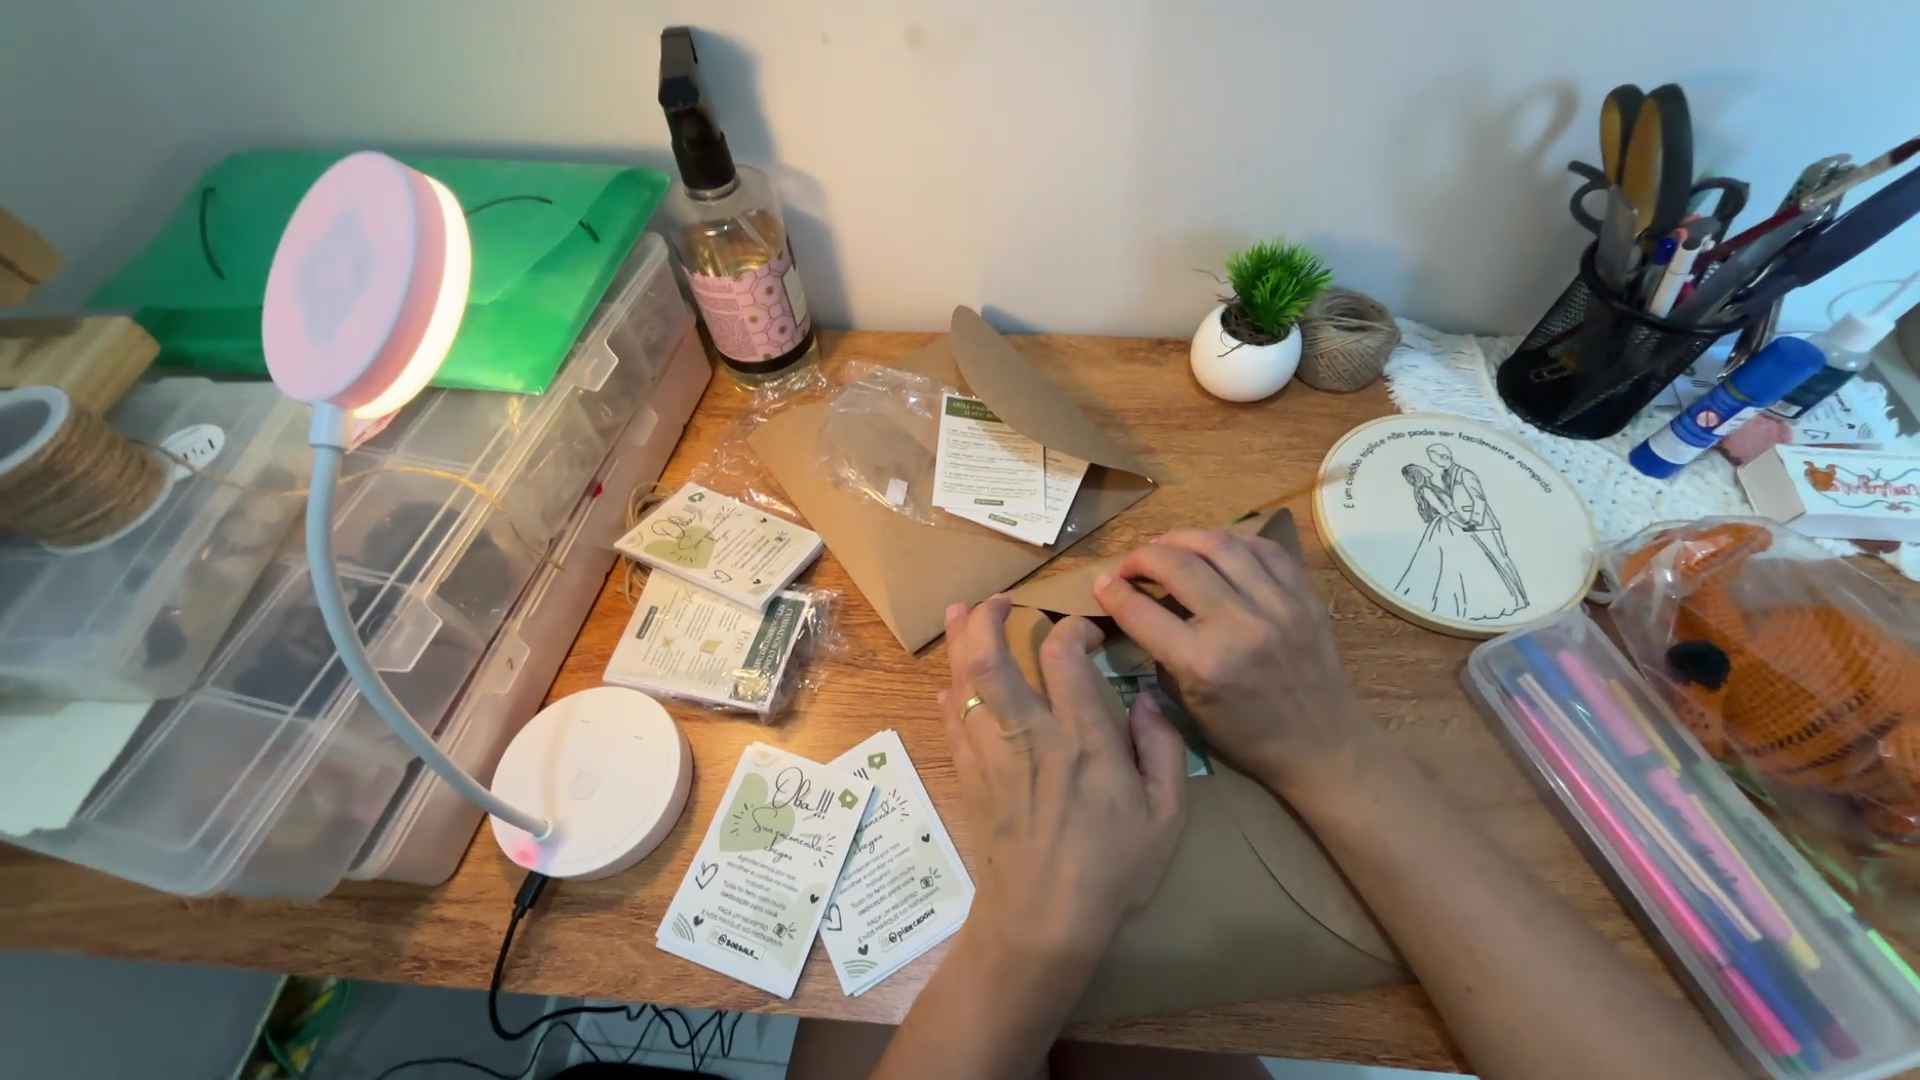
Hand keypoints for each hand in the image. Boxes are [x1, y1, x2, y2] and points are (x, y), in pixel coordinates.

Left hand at [940, 596, 1186, 964]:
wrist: (1044, 922)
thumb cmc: (1113, 870)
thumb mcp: (1167, 816)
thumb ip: (1162, 750)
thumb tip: (1147, 698)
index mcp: (1083, 741)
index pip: (1063, 658)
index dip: (1070, 629)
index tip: (1082, 632)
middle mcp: (1031, 737)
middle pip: (993, 661)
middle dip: (988, 620)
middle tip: (997, 600)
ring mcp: (992, 756)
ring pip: (964, 685)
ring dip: (958, 643)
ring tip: (958, 612)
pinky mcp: (970, 778)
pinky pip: (952, 724)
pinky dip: (950, 695)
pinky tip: (950, 683)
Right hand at [1094, 528, 1375, 795]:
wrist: (1321, 743)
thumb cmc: (1244, 733)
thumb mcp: (1186, 701)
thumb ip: (1158, 648)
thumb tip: (1136, 603)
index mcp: (1203, 663)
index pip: (1141, 611)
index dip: (1112, 591)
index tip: (1101, 582)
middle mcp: (1238, 627)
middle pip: (1177, 564)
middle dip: (1142, 556)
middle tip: (1131, 564)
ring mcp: (1277, 606)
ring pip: (1219, 543)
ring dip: (1182, 538)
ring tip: (1167, 547)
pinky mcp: (1303, 596)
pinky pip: (1262, 548)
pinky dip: (1230, 541)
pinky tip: (1213, 548)